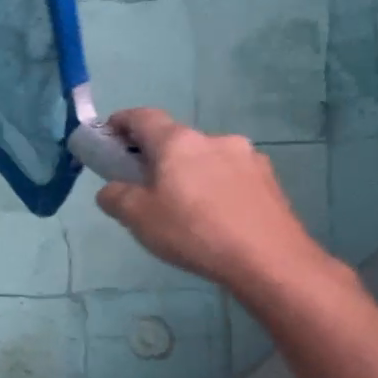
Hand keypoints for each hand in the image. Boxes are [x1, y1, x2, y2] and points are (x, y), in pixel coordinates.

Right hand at [95, 108, 330, 289]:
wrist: (270, 261)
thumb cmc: (192, 230)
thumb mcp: (134, 216)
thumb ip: (113, 195)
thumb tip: (114, 189)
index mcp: (178, 142)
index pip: (142, 117)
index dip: (120, 122)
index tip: (108, 138)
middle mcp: (215, 140)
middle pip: (175, 140)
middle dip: (155, 157)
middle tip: (144, 186)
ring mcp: (249, 158)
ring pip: (205, 158)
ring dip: (188, 173)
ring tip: (183, 207)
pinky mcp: (270, 181)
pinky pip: (229, 176)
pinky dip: (214, 187)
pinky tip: (213, 217)